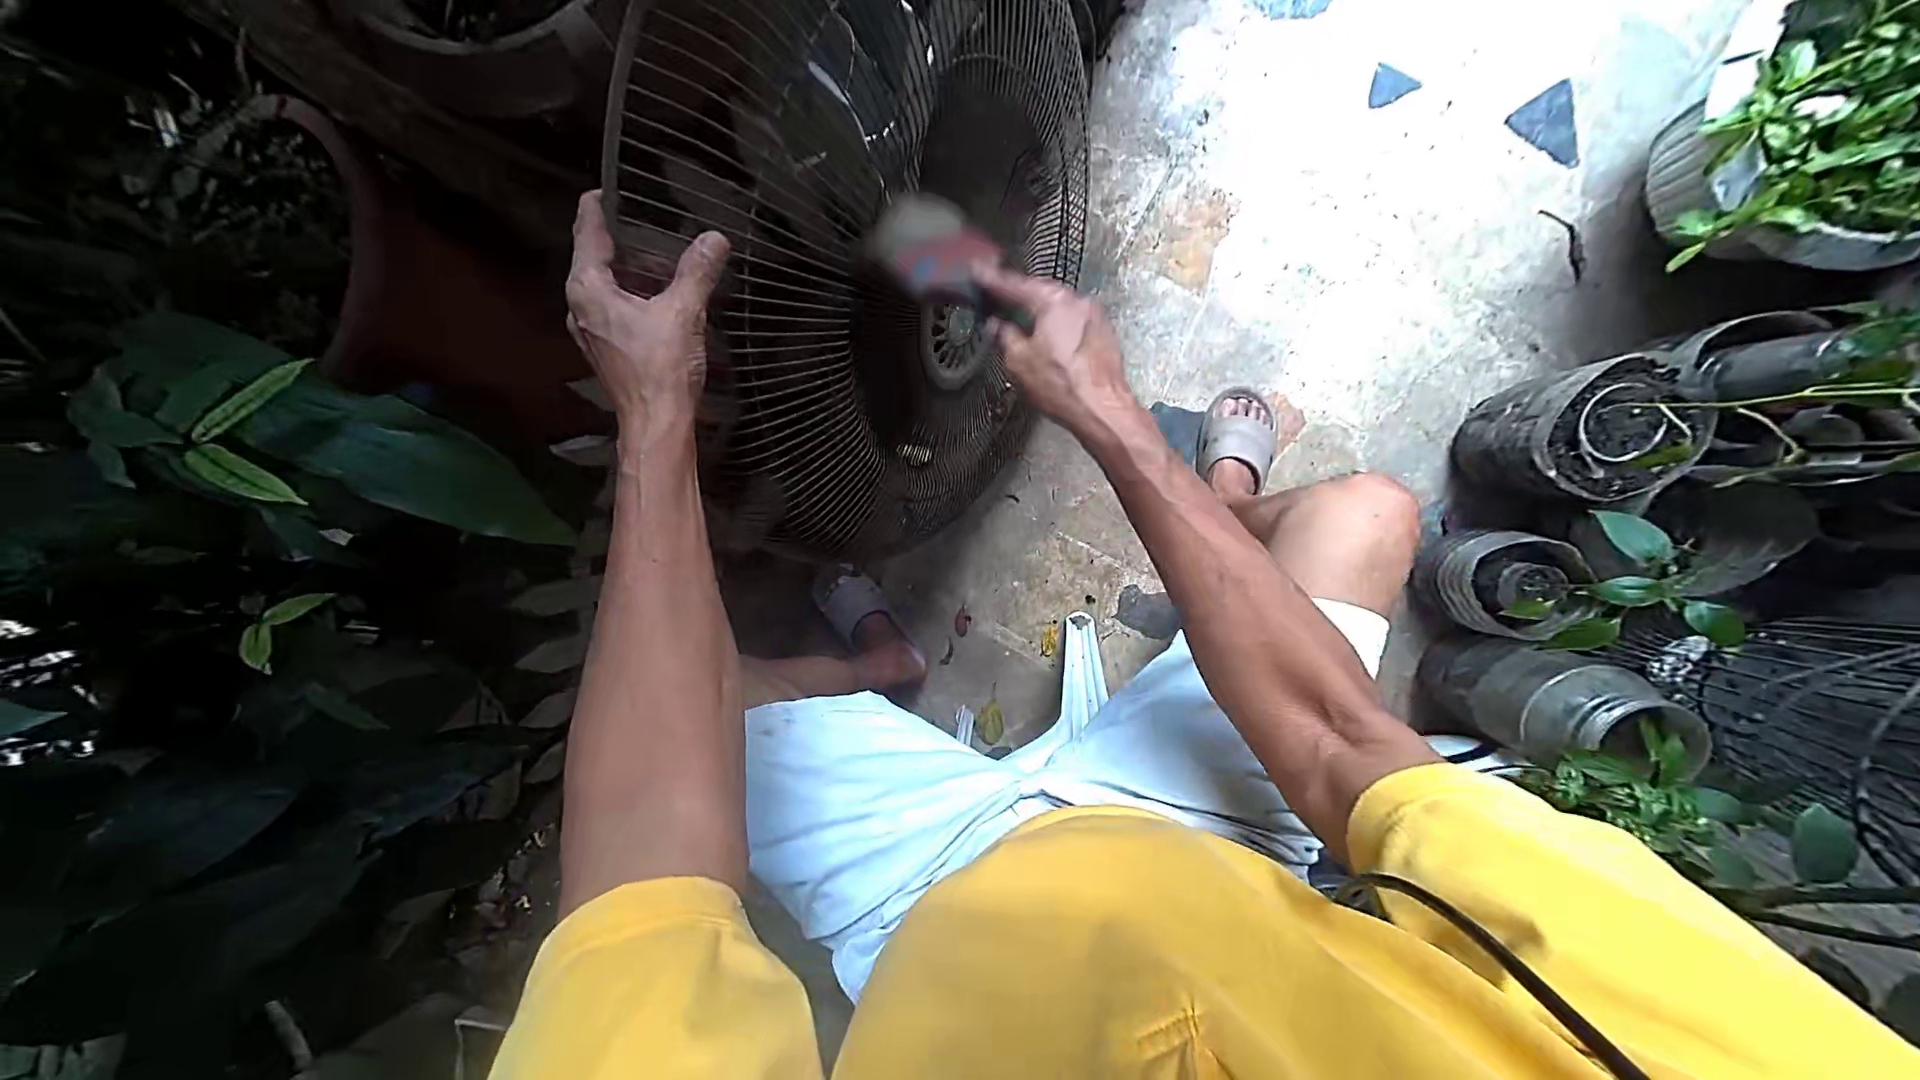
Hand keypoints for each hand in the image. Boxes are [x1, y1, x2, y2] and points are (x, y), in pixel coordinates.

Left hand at [565, 190, 729, 431]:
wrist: (656, 424)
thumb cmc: (661, 368)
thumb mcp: (684, 313)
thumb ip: (697, 273)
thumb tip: (715, 239)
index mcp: (588, 287)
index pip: (587, 230)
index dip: (599, 205)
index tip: (612, 187)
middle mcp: (580, 305)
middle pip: (597, 259)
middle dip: (625, 243)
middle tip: (655, 227)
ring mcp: (591, 332)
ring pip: (608, 288)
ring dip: (633, 275)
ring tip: (665, 264)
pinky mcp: (607, 352)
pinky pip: (617, 312)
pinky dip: (635, 300)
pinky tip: (661, 304)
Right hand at [976, 265, 1137, 435]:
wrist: (1102, 410)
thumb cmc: (1066, 387)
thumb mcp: (1019, 362)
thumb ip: (1004, 337)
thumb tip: (998, 328)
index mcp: (1054, 302)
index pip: (1016, 285)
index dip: (993, 280)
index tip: (981, 273)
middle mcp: (1079, 303)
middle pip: (1042, 295)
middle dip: (1020, 300)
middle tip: (1001, 301)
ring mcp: (1096, 319)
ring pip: (1060, 312)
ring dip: (1041, 319)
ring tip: (1024, 331)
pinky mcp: (1105, 337)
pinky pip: (1074, 326)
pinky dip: (1059, 332)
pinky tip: (1050, 348)